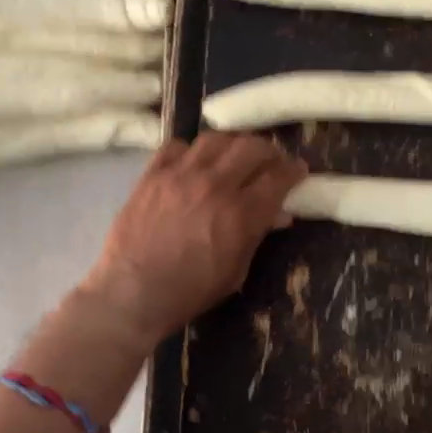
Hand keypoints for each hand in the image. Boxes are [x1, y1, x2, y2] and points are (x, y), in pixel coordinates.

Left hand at [78, 133, 307, 349]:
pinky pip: (177, 146)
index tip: (299, 171)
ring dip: (233, 144)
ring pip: (216, 139)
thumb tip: (278, 215)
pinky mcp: (152, 175)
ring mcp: (180, 175)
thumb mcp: (236, 270)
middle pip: (251, 148)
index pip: (277, 177)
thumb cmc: (190, 292)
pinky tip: (195, 163)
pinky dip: (192, 151)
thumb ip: (257, 236)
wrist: (132, 293)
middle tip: (271, 161)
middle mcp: (214, 185)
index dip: (293, 170)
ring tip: (236, 155)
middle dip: (269, 152)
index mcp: (241, 213)